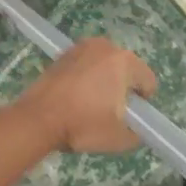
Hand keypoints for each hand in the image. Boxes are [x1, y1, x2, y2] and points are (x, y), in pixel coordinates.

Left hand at [17, 38, 158, 153]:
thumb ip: (137, 134)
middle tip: (110, 111)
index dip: (143, 102)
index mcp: (124, 62)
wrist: (38, 119)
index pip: (148, 80)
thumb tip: (135, 130)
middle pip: (126, 69)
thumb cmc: (83, 125)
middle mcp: (106, 46)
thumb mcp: (119, 139)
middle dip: (123, 88)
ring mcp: (82, 47)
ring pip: (105, 65)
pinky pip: (85, 65)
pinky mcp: (63, 54)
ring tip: (91, 103)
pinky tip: (76, 95)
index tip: (129, 117)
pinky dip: (86, 76)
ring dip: (104, 80)